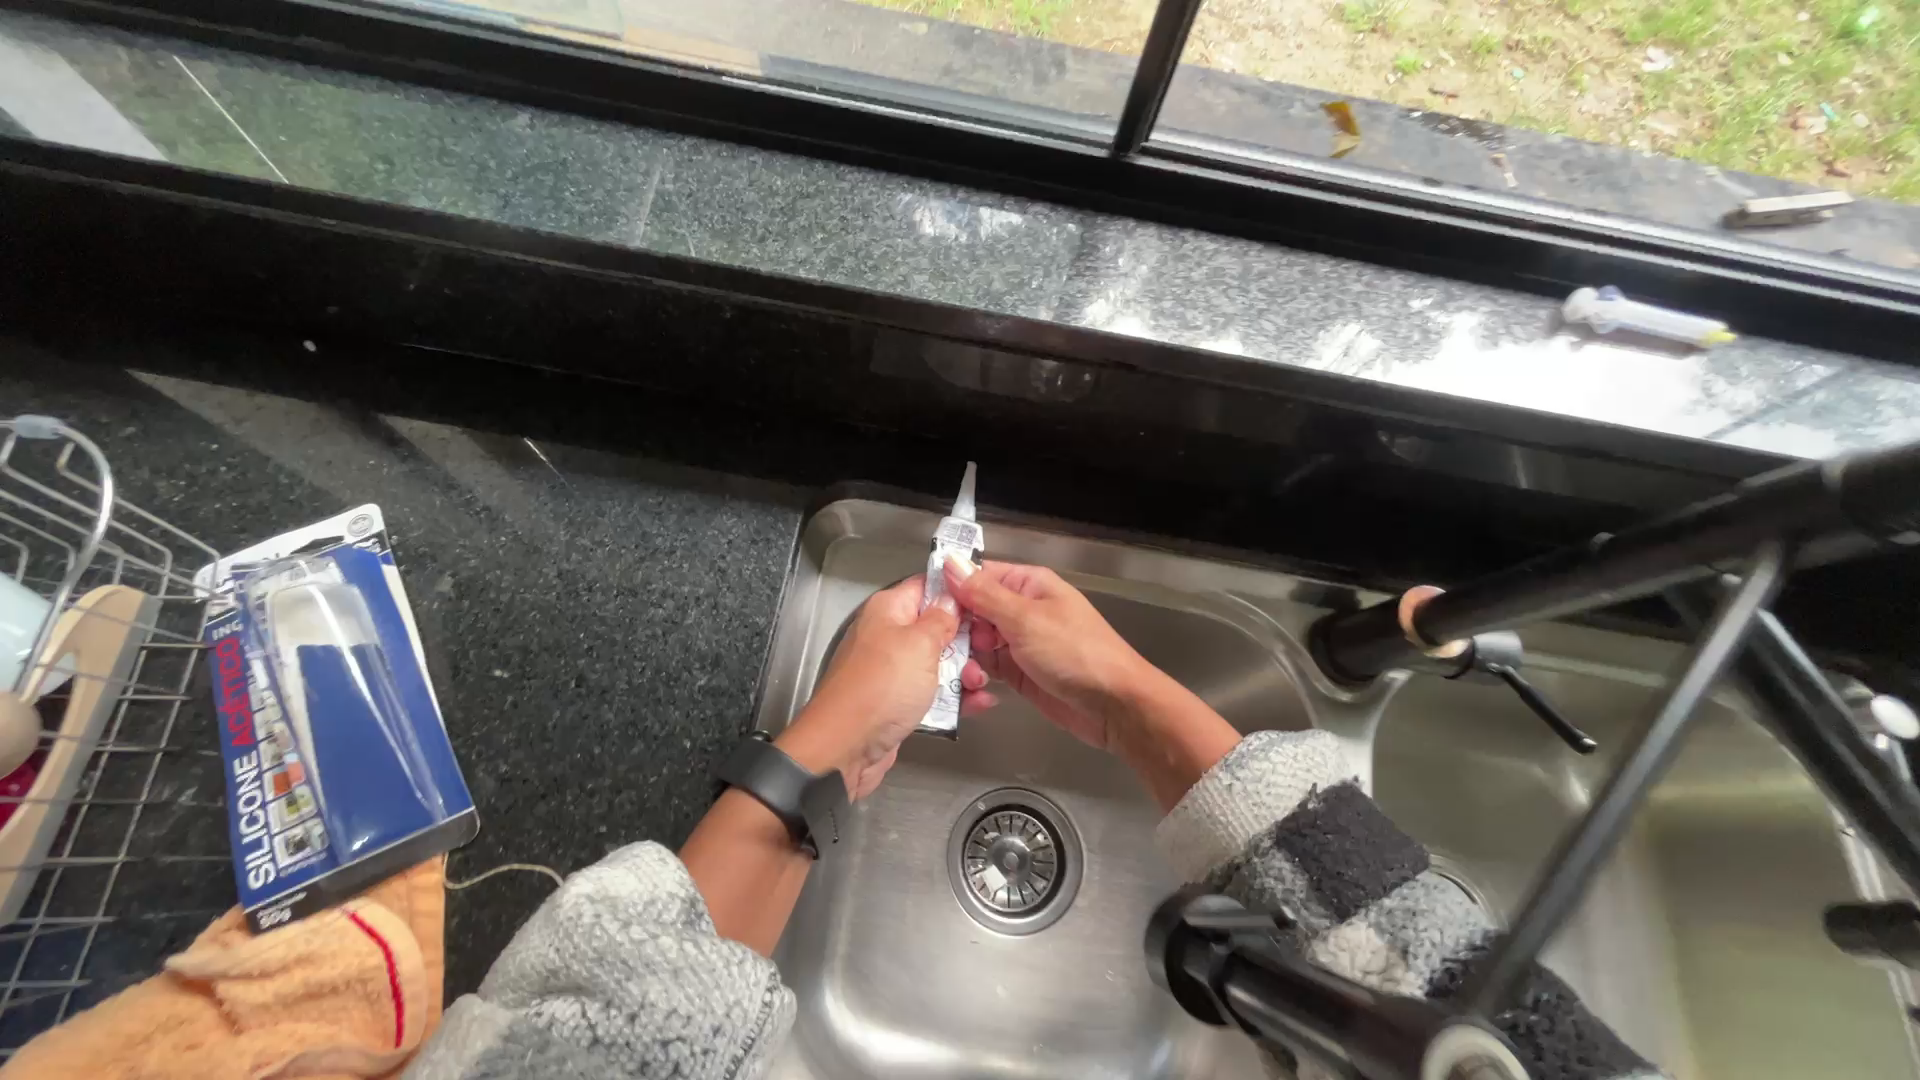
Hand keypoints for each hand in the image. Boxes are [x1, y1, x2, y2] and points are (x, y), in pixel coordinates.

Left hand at [777, 575, 996, 798]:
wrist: (845, 747)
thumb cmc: (875, 691)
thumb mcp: (921, 644)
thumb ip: (941, 619)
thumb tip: (951, 602)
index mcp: (888, 610)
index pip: (927, 587)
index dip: (956, 595)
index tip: (982, 606)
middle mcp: (886, 636)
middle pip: (936, 628)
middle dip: (964, 643)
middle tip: (981, 655)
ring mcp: (890, 670)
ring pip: (936, 664)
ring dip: (962, 674)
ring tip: (977, 685)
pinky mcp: (895, 701)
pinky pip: (930, 693)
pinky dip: (951, 699)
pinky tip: (973, 704)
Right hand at [945, 557, 1241, 810]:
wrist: (1115, 706)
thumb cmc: (1077, 653)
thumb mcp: (1026, 619)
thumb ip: (984, 594)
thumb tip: (951, 562)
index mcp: (1029, 585)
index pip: (978, 576)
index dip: (951, 589)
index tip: (925, 607)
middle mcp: (1022, 609)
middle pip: (973, 610)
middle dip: (957, 629)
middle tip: (942, 648)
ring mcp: (1021, 642)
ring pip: (977, 641)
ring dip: (965, 655)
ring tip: (964, 673)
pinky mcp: (1020, 672)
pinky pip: (987, 667)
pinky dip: (976, 675)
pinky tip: (970, 684)